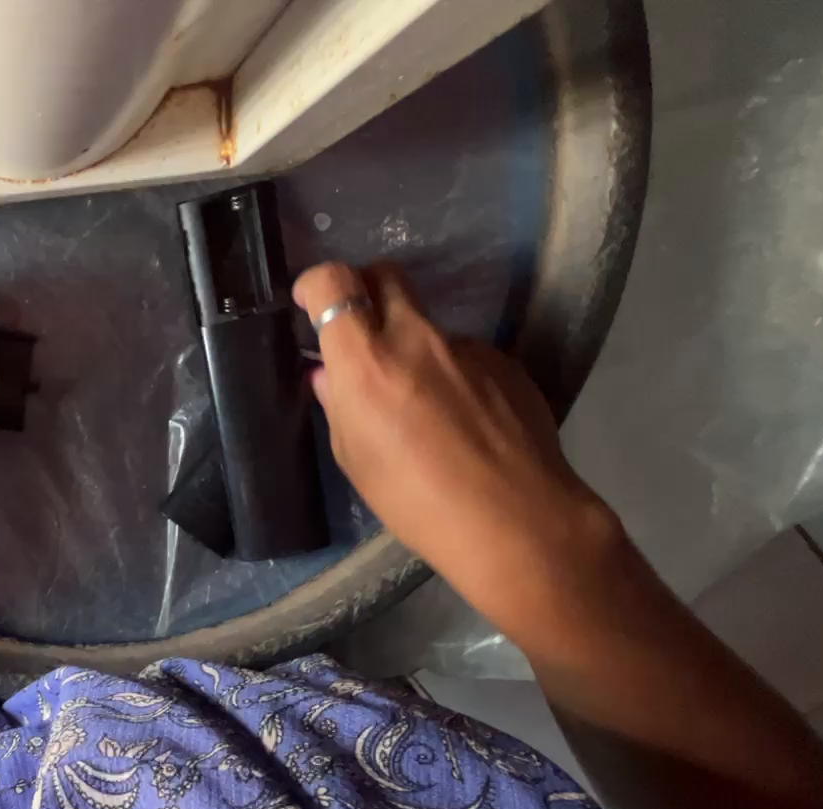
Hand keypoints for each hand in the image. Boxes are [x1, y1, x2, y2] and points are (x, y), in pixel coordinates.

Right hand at [293, 262, 625, 631]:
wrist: (512, 518)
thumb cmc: (411, 498)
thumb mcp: (354, 456)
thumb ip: (339, 404)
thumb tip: (330, 376)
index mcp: (366, 363)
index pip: (333, 285)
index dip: (316, 285)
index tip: (309, 303)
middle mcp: (416, 340)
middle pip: (385, 276)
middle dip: (363, 290)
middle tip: (356, 330)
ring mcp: (467, 347)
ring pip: (424, 324)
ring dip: (407, 345)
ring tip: (413, 403)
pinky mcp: (505, 362)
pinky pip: (461, 354)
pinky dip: (446, 372)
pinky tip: (454, 419)